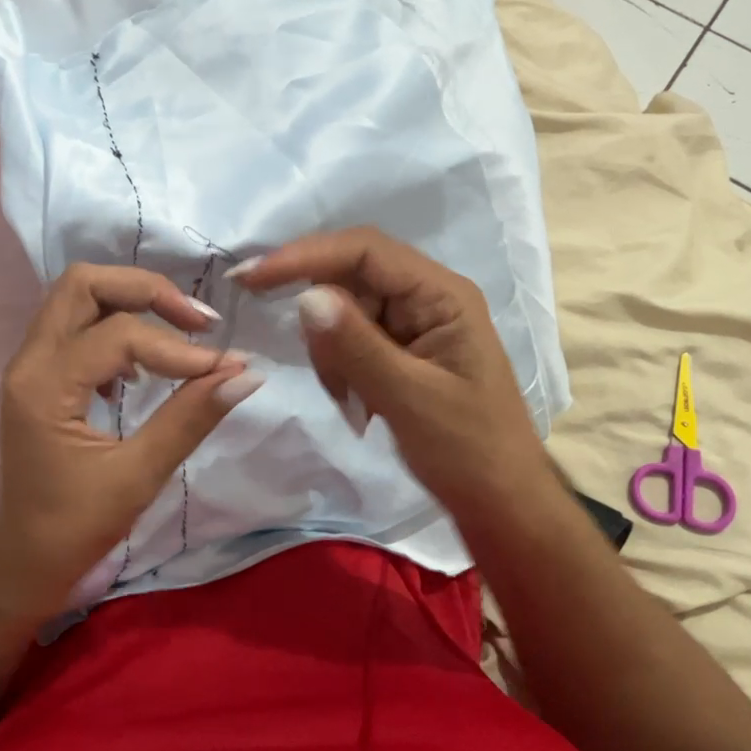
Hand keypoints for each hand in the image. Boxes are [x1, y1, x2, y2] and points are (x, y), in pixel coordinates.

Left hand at [0, 263, 262, 625]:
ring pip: (76, 298)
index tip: (224, 368)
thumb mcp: (139, 475)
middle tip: (197, 321)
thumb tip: (246, 373)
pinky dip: (112, 326)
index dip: (177, 347)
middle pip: (82, 283)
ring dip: (129, 302)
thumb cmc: (77, 526)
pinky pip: (73, 325)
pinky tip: (140, 369)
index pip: (118, 334)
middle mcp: (28, 362)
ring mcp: (28, 366)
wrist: (26, 562)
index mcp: (45, 386)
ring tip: (178, 334)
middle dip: (145, 290)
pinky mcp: (37, 377)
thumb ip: (190, 418)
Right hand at [231, 228, 551, 507]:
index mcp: (442, 295)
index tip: (251, 278)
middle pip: (349, 277)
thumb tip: (306, 296)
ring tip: (351, 400)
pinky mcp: (401, 348)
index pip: (364, 250)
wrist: (499, 500)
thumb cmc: (466, 449)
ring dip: (331, 352)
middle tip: (324, 373)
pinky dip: (339, 366)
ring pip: (343, 310)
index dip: (304, 255)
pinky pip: (350, 339)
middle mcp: (428, 296)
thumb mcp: (408, 398)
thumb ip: (356, 346)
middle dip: (322, 319)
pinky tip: (356, 402)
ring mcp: (414, 322)